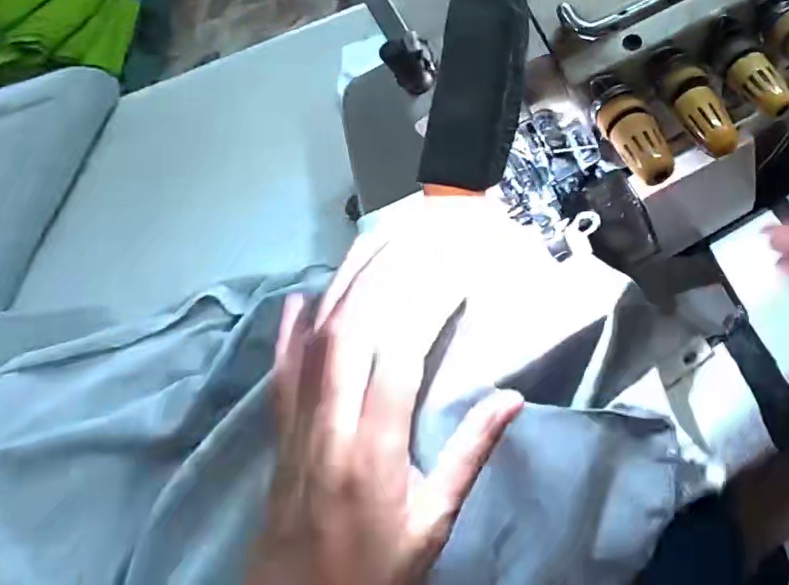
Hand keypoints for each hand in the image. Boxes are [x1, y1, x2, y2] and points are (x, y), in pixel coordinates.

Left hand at [253, 234, 525, 584]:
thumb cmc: (375, 572)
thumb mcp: (433, 524)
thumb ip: (469, 455)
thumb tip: (512, 397)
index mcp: (373, 450)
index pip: (400, 357)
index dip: (427, 306)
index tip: (456, 273)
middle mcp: (329, 427)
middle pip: (351, 332)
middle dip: (383, 275)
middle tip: (413, 236)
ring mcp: (296, 428)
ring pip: (315, 341)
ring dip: (343, 286)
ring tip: (368, 244)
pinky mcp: (276, 437)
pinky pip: (280, 373)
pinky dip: (289, 330)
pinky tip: (300, 296)